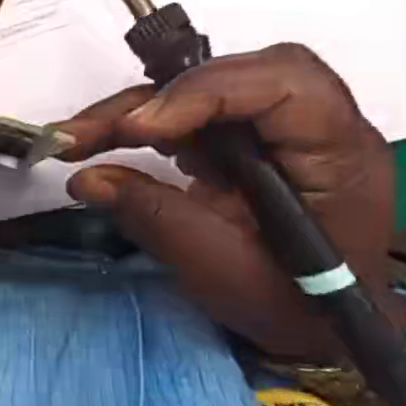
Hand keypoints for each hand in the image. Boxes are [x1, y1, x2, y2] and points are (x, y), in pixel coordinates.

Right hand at [56, 44, 398, 360]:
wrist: (313, 326)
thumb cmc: (286, 302)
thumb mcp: (220, 268)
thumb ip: (156, 217)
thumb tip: (86, 179)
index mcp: (335, 153)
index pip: (282, 84)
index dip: (205, 93)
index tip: (139, 129)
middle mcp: (308, 126)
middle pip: (227, 79)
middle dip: (148, 101)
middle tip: (81, 134)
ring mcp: (269, 132)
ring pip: (194, 94)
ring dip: (127, 113)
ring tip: (70, 140)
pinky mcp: (236, 144)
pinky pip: (182, 119)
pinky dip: (133, 129)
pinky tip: (95, 145)